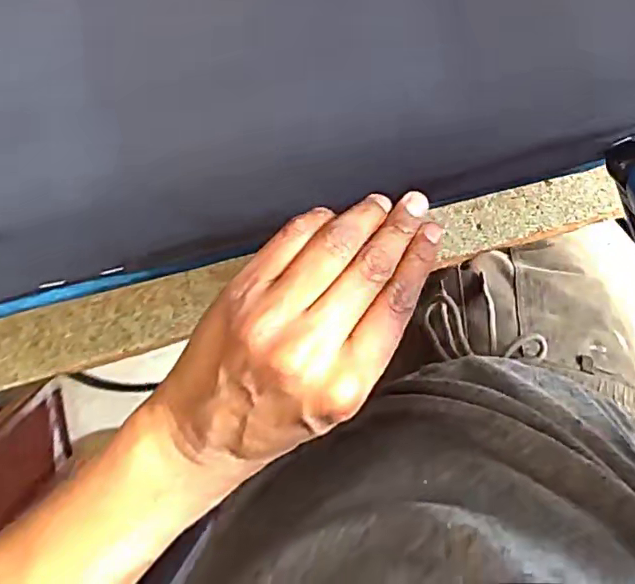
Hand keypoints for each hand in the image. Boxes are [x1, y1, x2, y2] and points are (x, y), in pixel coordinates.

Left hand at [142, 191, 443, 487]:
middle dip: (398, 229)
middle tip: (414, 207)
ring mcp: (272, 314)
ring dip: (363, 217)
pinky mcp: (244, 291)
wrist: (205, 429)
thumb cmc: (272, 419)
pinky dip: (317, 220)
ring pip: (332, 247)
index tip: (429, 237)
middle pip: (369, 268)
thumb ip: (370, 342)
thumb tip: (400, 275)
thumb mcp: (339, 400)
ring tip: (380, 205)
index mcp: (342, 382)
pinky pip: (289, 239)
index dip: (417, 259)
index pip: (394, 302)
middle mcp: (307, 346)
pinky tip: (332, 214)